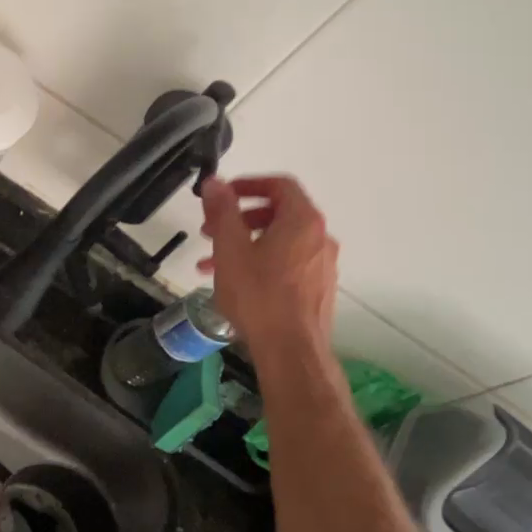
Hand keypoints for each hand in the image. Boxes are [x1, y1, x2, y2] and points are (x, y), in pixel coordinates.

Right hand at [198, 175, 338, 360]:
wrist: (291, 348)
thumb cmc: (258, 295)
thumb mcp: (231, 250)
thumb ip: (222, 213)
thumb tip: (215, 182)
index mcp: (303, 221)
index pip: (280, 185)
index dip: (248, 184)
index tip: (221, 195)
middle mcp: (320, 237)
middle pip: (279, 214)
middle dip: (239, 219)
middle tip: (209, 231)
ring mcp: (322, 264)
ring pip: (280, 241)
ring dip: (245, 244)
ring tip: (212, 264)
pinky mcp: (318, 287)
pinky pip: (287, 263)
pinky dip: (260, 262)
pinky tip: (236, 283)